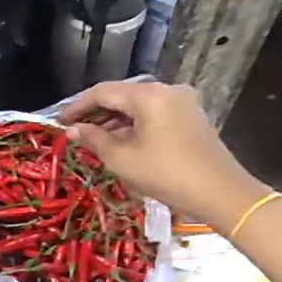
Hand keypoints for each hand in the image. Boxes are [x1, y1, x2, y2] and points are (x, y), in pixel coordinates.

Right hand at [59, 80, 267, 228]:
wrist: (220, 192)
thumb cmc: (167, 175)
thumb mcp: (123, 160)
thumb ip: (95, 140)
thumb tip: (74, 130)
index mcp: (148, 95)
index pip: (103, 92)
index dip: (78, 106)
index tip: (60, 121)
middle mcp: (166, 90)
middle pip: (122, 95)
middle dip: (96, 113)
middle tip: (74, 131)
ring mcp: (182, 102)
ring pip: (139, 105)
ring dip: (115, 120)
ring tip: (94, 140)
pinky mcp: (191, 116)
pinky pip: (154, 114)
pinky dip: (135, 124)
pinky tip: (122, 141)